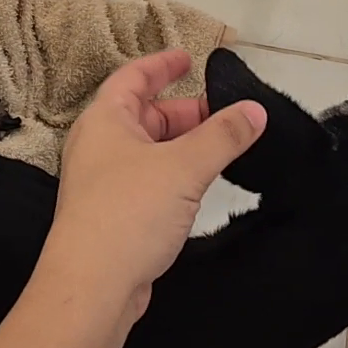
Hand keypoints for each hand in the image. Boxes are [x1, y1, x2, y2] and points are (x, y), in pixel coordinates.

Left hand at [36, 50, 266, 319]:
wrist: (91, 288)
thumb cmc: (130, 211)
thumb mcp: (184, 166)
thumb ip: (223, 136)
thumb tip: (256, 110)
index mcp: (105, 119)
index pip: (133, 77)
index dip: (162, 64)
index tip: (190, 59)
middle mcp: (99, 145)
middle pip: (145, 114)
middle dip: (186, 112)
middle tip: (226, 114)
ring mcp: (103, 181)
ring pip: (150, 150)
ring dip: (184, 145)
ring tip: (223, 147)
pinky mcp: (113, 214)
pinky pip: (149, 179)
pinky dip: (175, 173)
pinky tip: (200, 185)